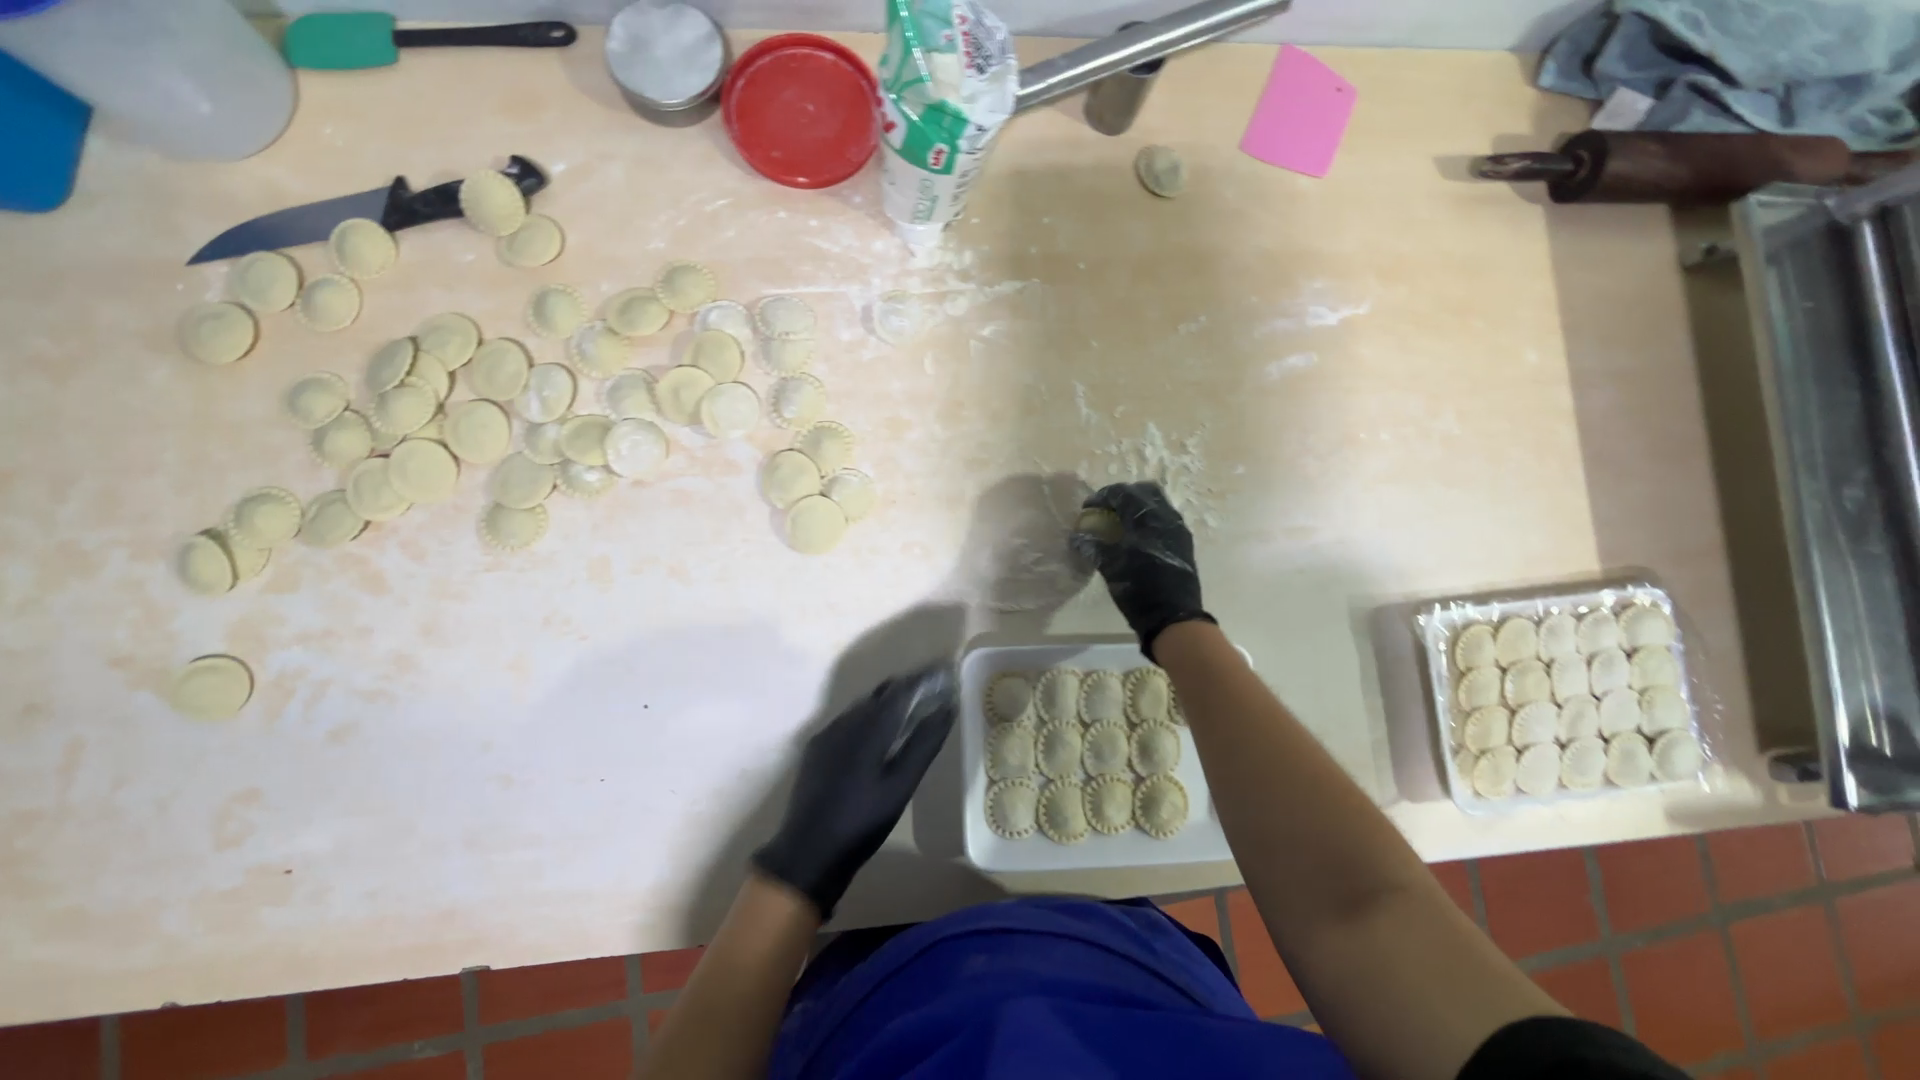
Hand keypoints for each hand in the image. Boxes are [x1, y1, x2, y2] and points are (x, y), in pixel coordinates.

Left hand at [752, 663, 956, 918]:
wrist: (808, 850)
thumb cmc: (863, 820)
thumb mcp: (901, 784)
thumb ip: (924, 743)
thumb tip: (947, 708)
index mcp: (869, 726)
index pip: (902, 689)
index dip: (924, 678)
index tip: (945, 671)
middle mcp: (845, 721)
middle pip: (881, 694)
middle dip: (908, 687)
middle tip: (933, 689)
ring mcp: (826, 734)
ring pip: (863, 707)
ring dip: (888, 702)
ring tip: (911, 708)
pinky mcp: (816, 750)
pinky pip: (848, 722)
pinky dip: (870, 719)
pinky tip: (878, 735)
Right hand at [1073, 481, 1214, 659]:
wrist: (1173, 617)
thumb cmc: (1139, 588)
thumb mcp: (1111, 567)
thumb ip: (1093, 547)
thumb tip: (1076, 537)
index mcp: (1147, 518)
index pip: (1123, 493)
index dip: (1103, 496)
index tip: (1088, 507)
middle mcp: (1166, 517)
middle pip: (1145, 492)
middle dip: (1123, 496)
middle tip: (1106, 509)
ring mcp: (1178, 530)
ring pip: (1158, 505)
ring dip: (1138, 508)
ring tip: (1120, 523)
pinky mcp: (1183, 544)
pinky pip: (1164, 520)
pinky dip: (1148, 521)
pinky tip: (1137, 538)